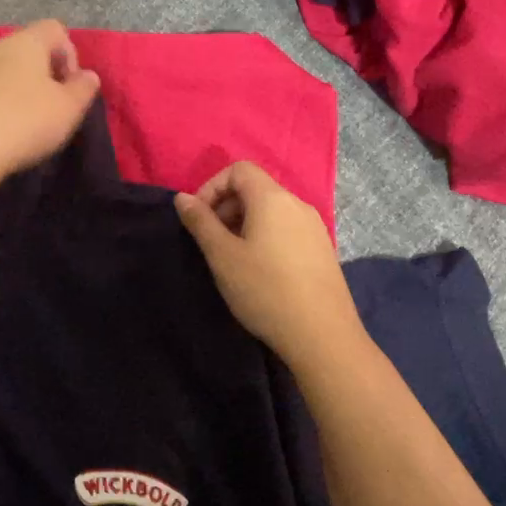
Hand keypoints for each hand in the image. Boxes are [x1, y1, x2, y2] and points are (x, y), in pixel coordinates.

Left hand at [0, 20, 102, 183]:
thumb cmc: (27, 121)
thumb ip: (84, 88)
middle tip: (55, 105)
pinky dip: (3, 100)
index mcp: (26, 42)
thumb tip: (87, 75)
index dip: (71, 55)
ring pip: (9, 68)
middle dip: (48, 73)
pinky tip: (7, 126)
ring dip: (24, 87)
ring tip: (31, 120)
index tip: (70, 87)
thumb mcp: (69, 108)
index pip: (55, 29)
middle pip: (31, 48)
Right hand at [174, 161, 363, 365]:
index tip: (199, 218)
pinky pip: (286, 229)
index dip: (212, 186)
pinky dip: (265, 237)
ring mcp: (314, 228)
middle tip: (211, 241)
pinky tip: (259, 271)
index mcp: (273, 199)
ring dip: (244, 224)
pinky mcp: (322, 250)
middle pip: (255, 188)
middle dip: (226, 206)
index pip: (239, 169)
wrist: (322, 336)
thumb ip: (200, 222)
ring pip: (271, 210)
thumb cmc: (265, 290)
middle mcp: (297, 205)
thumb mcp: (222, 256)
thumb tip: (182, 198)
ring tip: (232, 258)